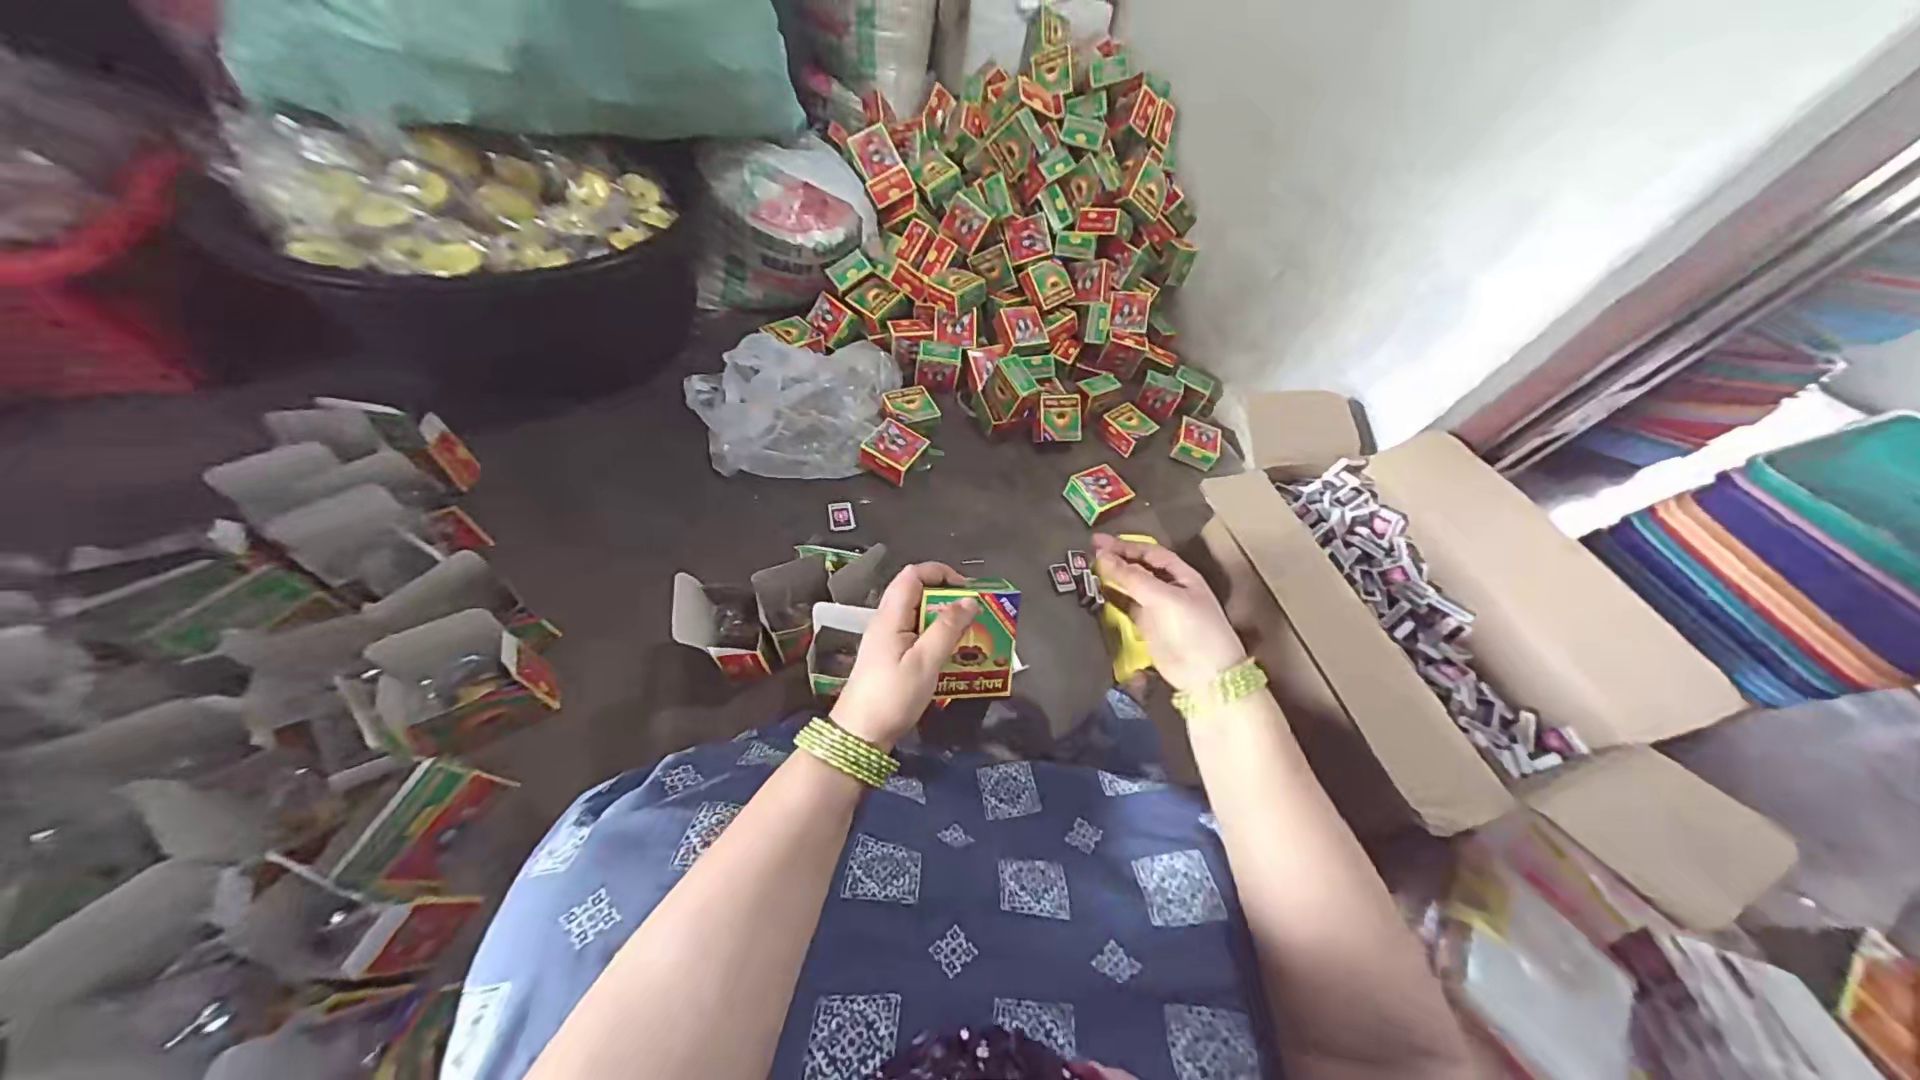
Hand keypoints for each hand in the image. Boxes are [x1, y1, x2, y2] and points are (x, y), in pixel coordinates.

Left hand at [830, 562, 976, 748]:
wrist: (860, 734)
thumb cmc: (893, 696)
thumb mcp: (926, 662)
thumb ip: (948, 628)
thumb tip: (969, 600)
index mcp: (891, 616)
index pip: (913, 574)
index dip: (941, 573)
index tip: (967, 590)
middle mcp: (886, 622)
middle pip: (917, 593)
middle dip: (948, 598)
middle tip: (974, 615)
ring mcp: (887, 640)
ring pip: (918, 616)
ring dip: (944, 620)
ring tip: (969, 635)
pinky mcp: (890, 657)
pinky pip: (916, 635)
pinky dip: (936, 638)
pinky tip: (951, 655)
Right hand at [1092, 533, 1246, 692]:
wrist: (1206, 675)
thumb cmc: (1192, 629)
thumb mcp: (1164, 598)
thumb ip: (1132, 578)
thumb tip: (1103, 557)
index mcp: (1180, 575)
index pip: (1149, 552)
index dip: (1125, 545)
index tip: (1098, 542)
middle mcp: (1168, 587)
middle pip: (1138, 567)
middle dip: (1115, 559)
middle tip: (1088, 554)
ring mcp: (1157, 607)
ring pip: (1130, 586)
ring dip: (1111, 578)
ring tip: (1087, 571)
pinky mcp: (1146, 626)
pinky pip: (1125, 606)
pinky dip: (1111, 598)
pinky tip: (1096, 593)